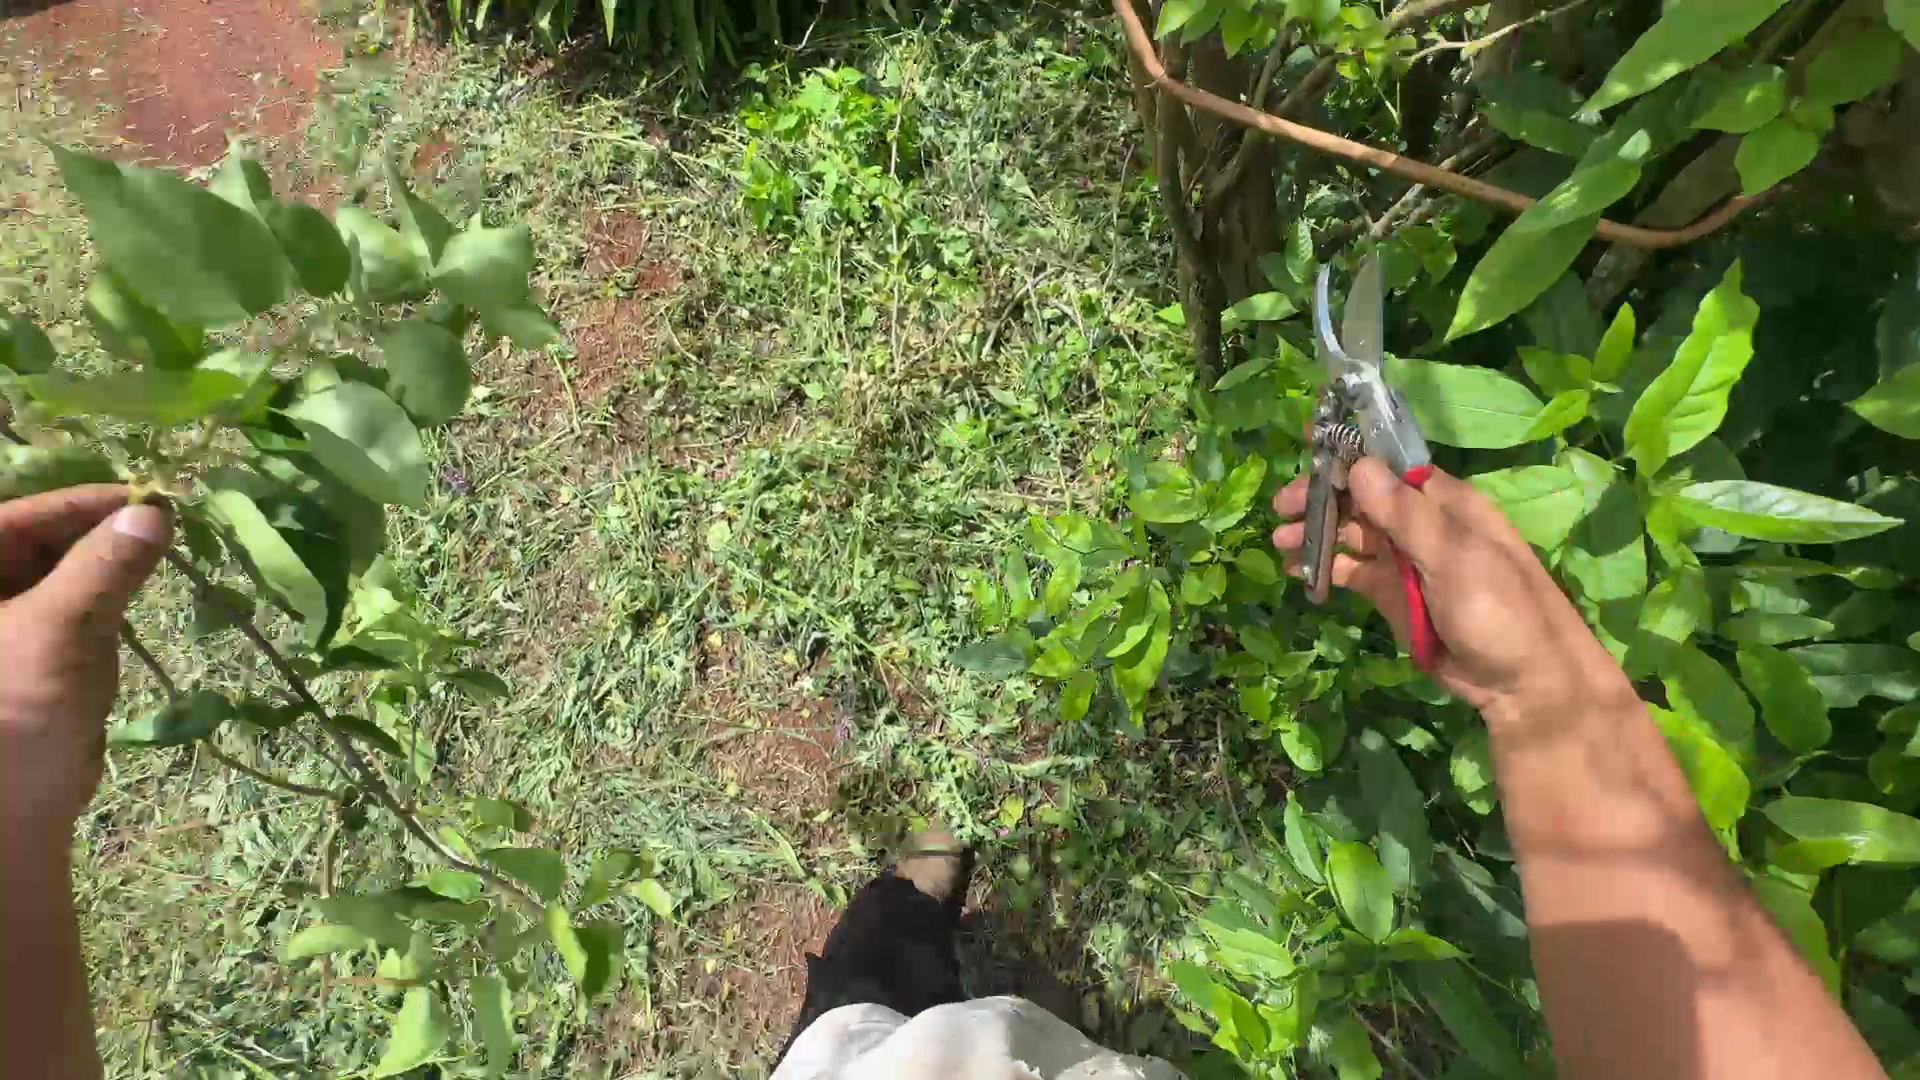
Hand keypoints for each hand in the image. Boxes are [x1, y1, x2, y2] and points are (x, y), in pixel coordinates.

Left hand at [0, 486, 170, 841]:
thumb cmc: (10, 711)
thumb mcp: (61, 628)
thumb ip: (106, 566)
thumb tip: (153, 510)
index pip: (8, 521)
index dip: (78, 504)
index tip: (149, 494)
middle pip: (22, 543)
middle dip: (94, 528)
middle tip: (164, 519)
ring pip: (45, 573)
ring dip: (102, 558)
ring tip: (159, 545)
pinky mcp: (15, 655)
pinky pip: (57, 604)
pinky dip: (98, 590)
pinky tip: (136, 585)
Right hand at [1271, 458, 1625, 715]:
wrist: (1522, 683)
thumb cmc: (1502, 611)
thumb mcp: (1455, 558)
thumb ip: (1406, 514)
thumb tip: (1360, 466)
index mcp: (1442, 504)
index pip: (1387, 467)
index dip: (1348, 456)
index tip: (1308, 446)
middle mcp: (1418, 524)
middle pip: (1359, 499)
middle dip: (1320, 498)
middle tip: (1282, 507)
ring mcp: (1402, 559)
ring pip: (1348, 533)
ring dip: (1314, 532)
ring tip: (1281, 542)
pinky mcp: (1388, 592)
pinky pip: (1347, 570)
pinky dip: (1322, 567)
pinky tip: (1297, 570)